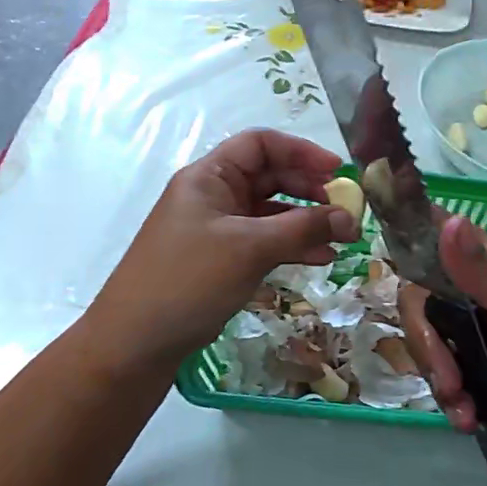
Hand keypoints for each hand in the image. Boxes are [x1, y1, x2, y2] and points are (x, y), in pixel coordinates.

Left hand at [90, 129, 359, 365]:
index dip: (302, 152)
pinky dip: (289, 246)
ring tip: (342, 240)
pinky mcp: (219, 260)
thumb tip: (350, 218)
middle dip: (310, 191)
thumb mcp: (249, 248)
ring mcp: (214, 230)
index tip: (338, 173)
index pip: (260, 145)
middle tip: (346, 212)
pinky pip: (261, 242)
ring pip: (268, 213)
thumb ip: (302, 228)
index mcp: (209, 177)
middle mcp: (212, 196)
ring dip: (305, 222)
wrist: (136, 340)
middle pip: (269, 177)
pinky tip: (319, 259)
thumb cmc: (189, 280)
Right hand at [399, 216, 486, 460]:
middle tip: (448, 375)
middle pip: (416, 298)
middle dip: (425, 341)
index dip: (409, 238)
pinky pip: (433, 375)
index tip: (385, 252)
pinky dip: (447, 399)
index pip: (437, 235)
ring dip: (436, 376)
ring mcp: (465, 333)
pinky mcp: (464, 369)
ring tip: (464, 403)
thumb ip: (486, 271)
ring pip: (420, 340)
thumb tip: (448, 221)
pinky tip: (467, 416)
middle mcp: (470, 293)